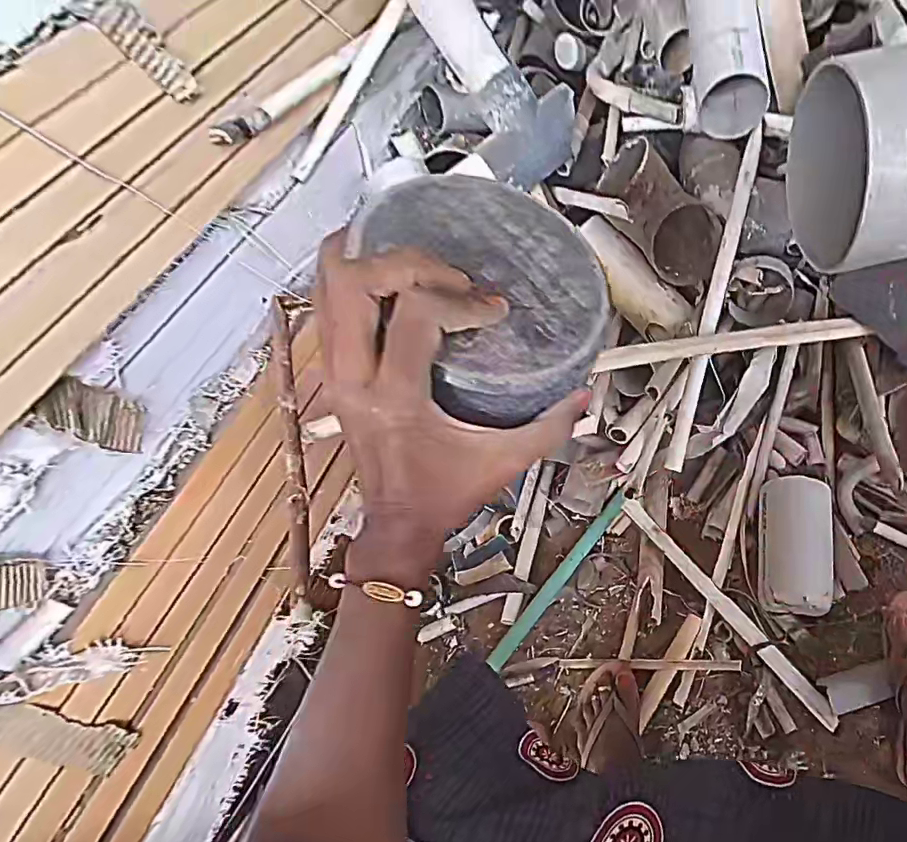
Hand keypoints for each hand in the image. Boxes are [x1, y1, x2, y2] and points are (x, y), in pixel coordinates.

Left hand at [313, 234, 586, 583]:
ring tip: (412, 255)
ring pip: (327, 284)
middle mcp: (356, 379)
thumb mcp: (505, 461)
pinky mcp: (333, 374)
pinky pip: (324, 305)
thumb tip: (581, 395)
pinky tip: (384, 275)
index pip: (419, 315)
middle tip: (449, 274)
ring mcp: (336, 374)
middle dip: (407, 263)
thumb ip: (549, 427)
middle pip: (356, 281)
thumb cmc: (444, 494)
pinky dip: (349, 277)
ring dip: (368, 257)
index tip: (492, 311)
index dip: (463, 302)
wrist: (400, 521)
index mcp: (397, 399)